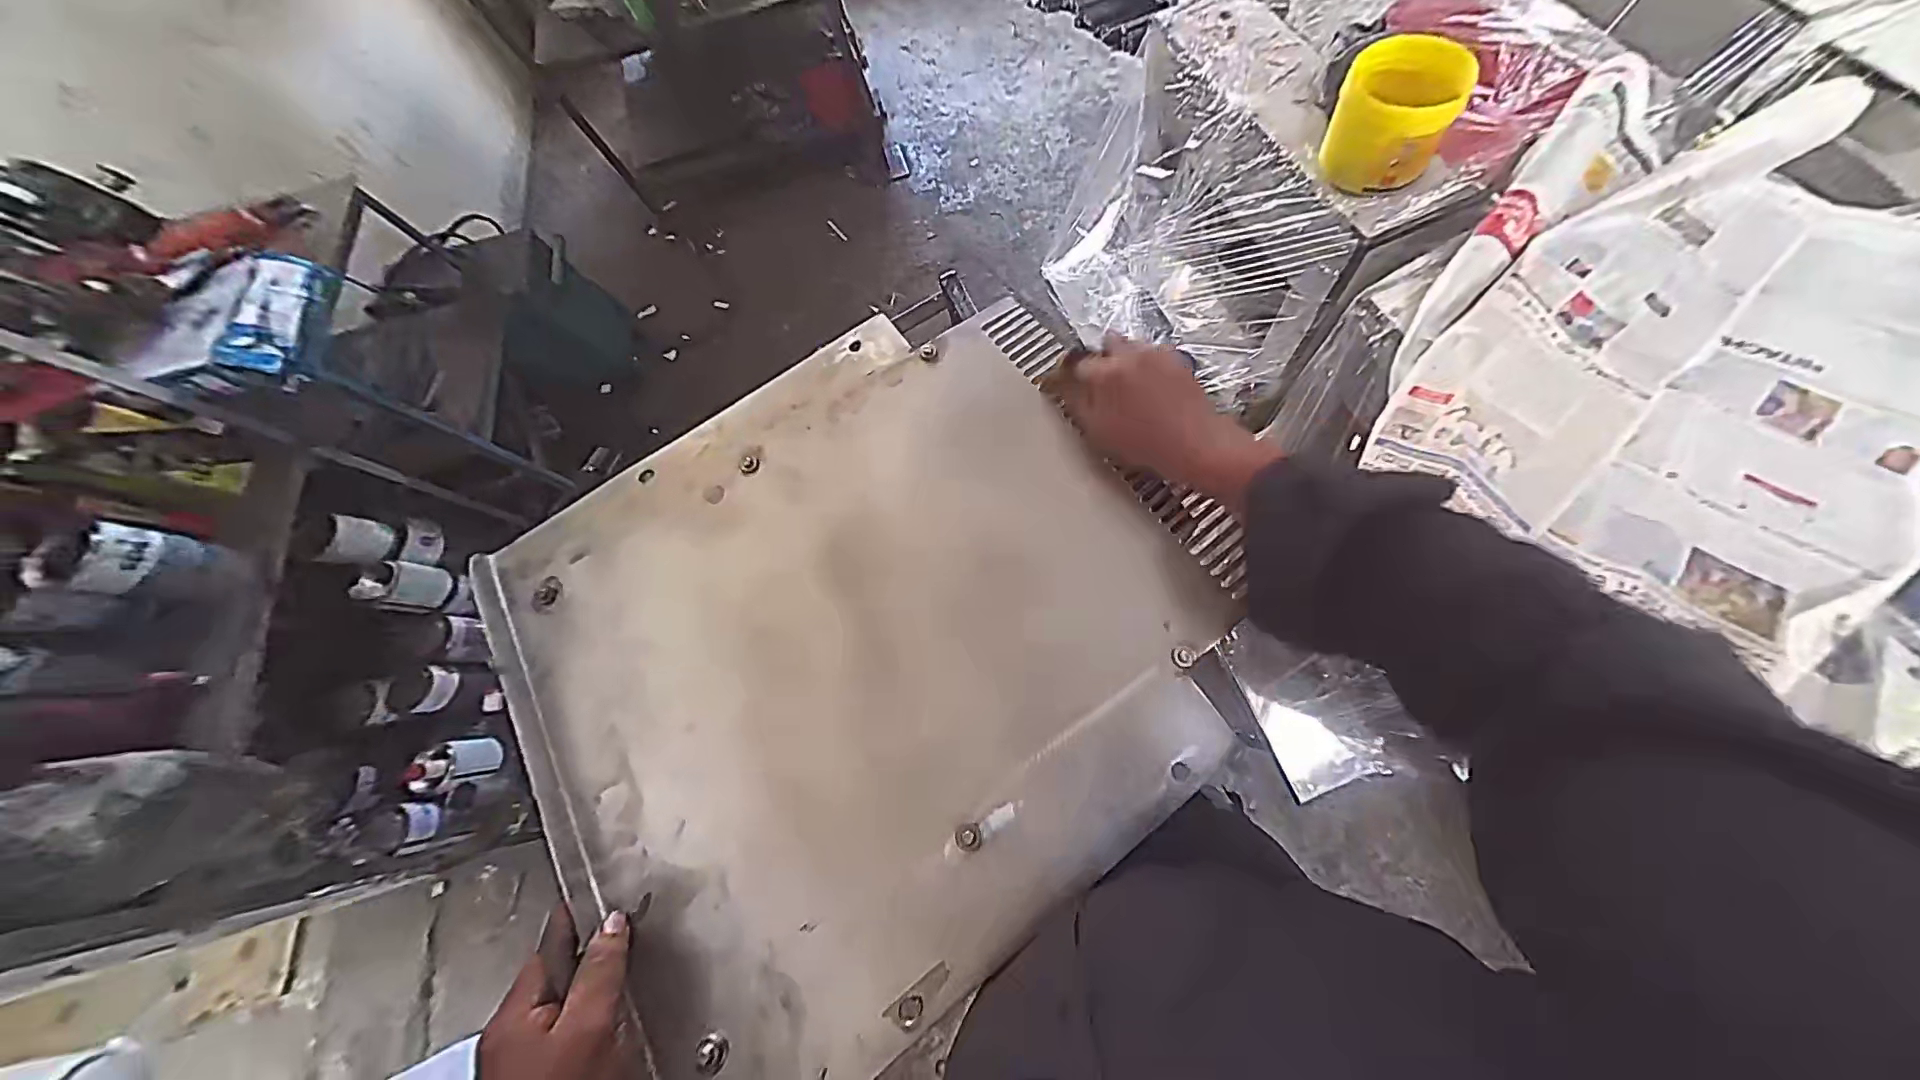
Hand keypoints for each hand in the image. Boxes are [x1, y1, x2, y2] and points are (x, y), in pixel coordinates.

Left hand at [478, 907, 633, 1079]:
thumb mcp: (590, 1027)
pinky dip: (589, 1006)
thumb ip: (601, 971)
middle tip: (622, 921)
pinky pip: (566, 1024)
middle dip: (587, 947)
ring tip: (621, 957)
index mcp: (514, 1014)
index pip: (550, 945)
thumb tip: (613, 922)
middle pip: (554, 973)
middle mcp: (511, 1033)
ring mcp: (523, 1058)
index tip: (600, 888)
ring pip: (561, 999)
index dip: (578, 915)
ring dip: (590, 978)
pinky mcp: (541, 1073)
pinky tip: (608, 1008)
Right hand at [1056, 334, 1282, 513]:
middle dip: (1101, 359)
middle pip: (1106, 344)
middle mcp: (1129, 354)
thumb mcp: (1098, 431)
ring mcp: (1155, 354)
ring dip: (1124, 360)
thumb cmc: (1145, 444)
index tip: (1073, 382)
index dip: (1072, 373)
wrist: (1196, 445)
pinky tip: (1150, 389)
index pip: (1076, 362)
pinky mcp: (1176, 359)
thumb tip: (1065, 386)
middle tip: (1102, 384)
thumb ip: (1077, 403)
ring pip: (1130, 347)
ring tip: (1129, 388)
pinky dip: (1147, 365)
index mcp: (1103, 373)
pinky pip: (1152, 355)